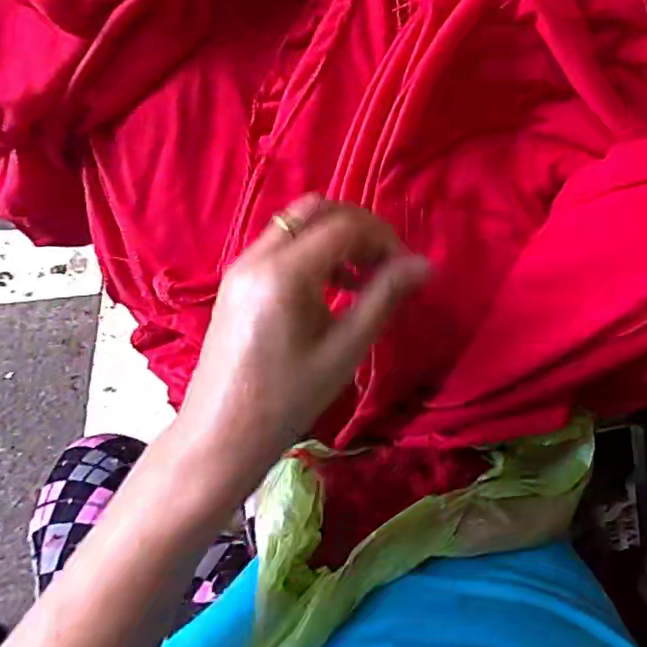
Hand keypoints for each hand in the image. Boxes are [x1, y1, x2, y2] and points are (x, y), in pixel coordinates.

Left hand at [175, 195, 430, 472]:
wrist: (220, 437)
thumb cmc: (287, 400)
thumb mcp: (345, 349)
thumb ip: (384, 297)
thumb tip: (426, 264)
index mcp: (284, 273)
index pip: (344, 225)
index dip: (383, 237)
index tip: (406, 268)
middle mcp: (258, 256)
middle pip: (317, 208)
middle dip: (359, 226)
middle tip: (385, 262)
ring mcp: (242, 265)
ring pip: (298, 223)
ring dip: (336, 236)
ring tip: (364, 278)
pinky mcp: (238, 279)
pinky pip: (282, 243)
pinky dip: (314, 249)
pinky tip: (334, 287)